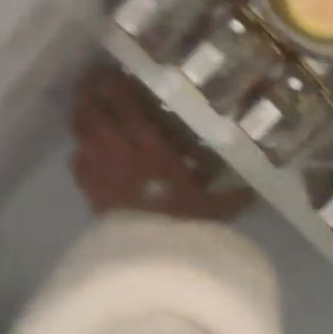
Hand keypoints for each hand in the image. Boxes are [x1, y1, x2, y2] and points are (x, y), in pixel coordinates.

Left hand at [70, 65, 254, 220]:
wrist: (155, 258)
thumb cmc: (188, 226)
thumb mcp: (217, 209)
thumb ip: (233, 197)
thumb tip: (254, 190)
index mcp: (155, 151)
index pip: (131, 111)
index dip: (117, 91)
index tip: (110, 75)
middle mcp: (124, 155)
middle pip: (100, 119)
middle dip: (93, 100)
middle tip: (89, 85)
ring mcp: (104, 176)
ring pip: (84, 139)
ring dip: (80, 122)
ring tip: (79, 110)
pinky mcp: (93, 198)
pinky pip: (79, 172)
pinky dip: (78, 159)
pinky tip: (80, 155)